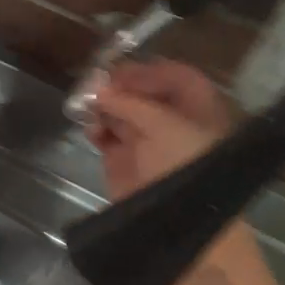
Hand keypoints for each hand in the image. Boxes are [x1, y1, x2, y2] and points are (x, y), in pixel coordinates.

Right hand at [87, 60, 232, 199]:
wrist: (172, 214)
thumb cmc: (182, 161)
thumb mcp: (163, 124)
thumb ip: (129, 102)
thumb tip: (97, 88)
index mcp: (197, 109)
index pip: (175, 77)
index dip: (148, 70)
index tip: (117, 70)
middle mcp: (173, 121)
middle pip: (144, 93)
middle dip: (118, 88)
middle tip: (92, 87)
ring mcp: (147, 140)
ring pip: (121, 112)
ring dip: (103, 108)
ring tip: (88, 110)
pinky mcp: (123, 158)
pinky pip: (106, 135)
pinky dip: (95, 130)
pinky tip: (90, 131)